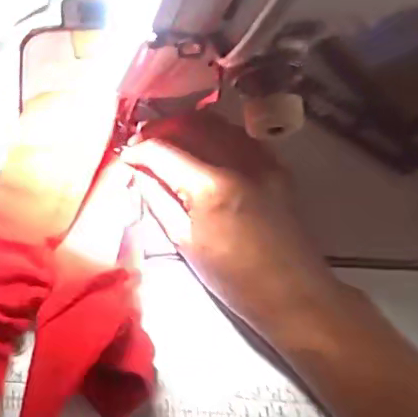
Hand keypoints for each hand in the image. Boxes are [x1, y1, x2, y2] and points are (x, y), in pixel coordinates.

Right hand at [122, 112, 359, 349]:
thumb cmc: (233, 278)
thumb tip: (138, 175)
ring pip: (217, 124)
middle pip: (191, 124)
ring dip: (187, 127)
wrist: (293, 293)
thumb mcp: (184, 243)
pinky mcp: (276, 167)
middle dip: (160, 130)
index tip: (124, 157)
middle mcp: (239, 162)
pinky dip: (215, 134)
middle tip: (141, 145)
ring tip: (167, 144)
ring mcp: (262, 161)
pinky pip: (239, 136)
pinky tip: (202, 149)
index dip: (138, 150)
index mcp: (211, 186)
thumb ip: (158, 201)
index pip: (164, 150)